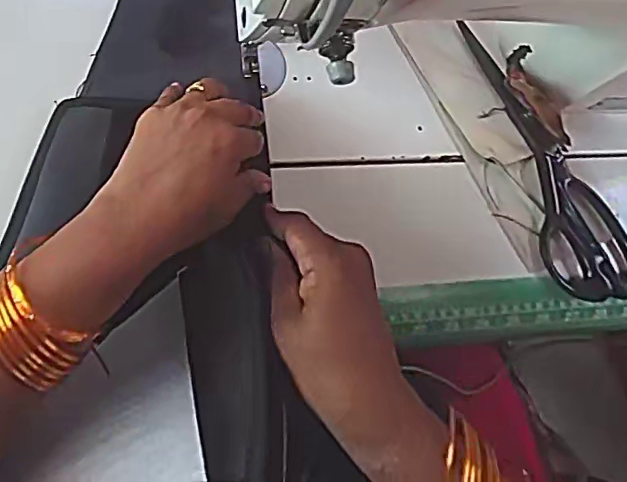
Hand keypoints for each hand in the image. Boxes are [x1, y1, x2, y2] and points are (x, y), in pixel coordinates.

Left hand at [90, 78, 269, 268]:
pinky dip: (179, 93)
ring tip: (221, 100)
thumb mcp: (226, 207)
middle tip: (248, 120)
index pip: (253, 137)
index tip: (252, 149)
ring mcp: (179, 112)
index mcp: (230, 140)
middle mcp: (206, 119)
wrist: (135, 215)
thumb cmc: (176, 214)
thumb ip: (245, 187)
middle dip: (246, 115)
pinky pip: (171, 93)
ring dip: (218, 95)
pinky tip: (181, 97)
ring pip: (206, 89)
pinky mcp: (155, 113)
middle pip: (235, 107)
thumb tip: (255, 180)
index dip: (255, 145)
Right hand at [266, 207, 445, 481]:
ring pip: (318, 248)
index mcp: (331, 260)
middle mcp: (352, 257)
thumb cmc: (335, 376)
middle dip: (283, 244)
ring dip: (299, 260)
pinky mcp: (365, 284)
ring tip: (286, 297)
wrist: (372, 407)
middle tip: (262, 267)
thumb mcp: (284, 321)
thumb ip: (273, 272)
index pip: (293, 221)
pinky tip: (305, 305)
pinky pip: (331, 264)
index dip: (269, 219)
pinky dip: (315, 273)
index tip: (253, 219)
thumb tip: (267, 246)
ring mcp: (361, 270)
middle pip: (307, 233)